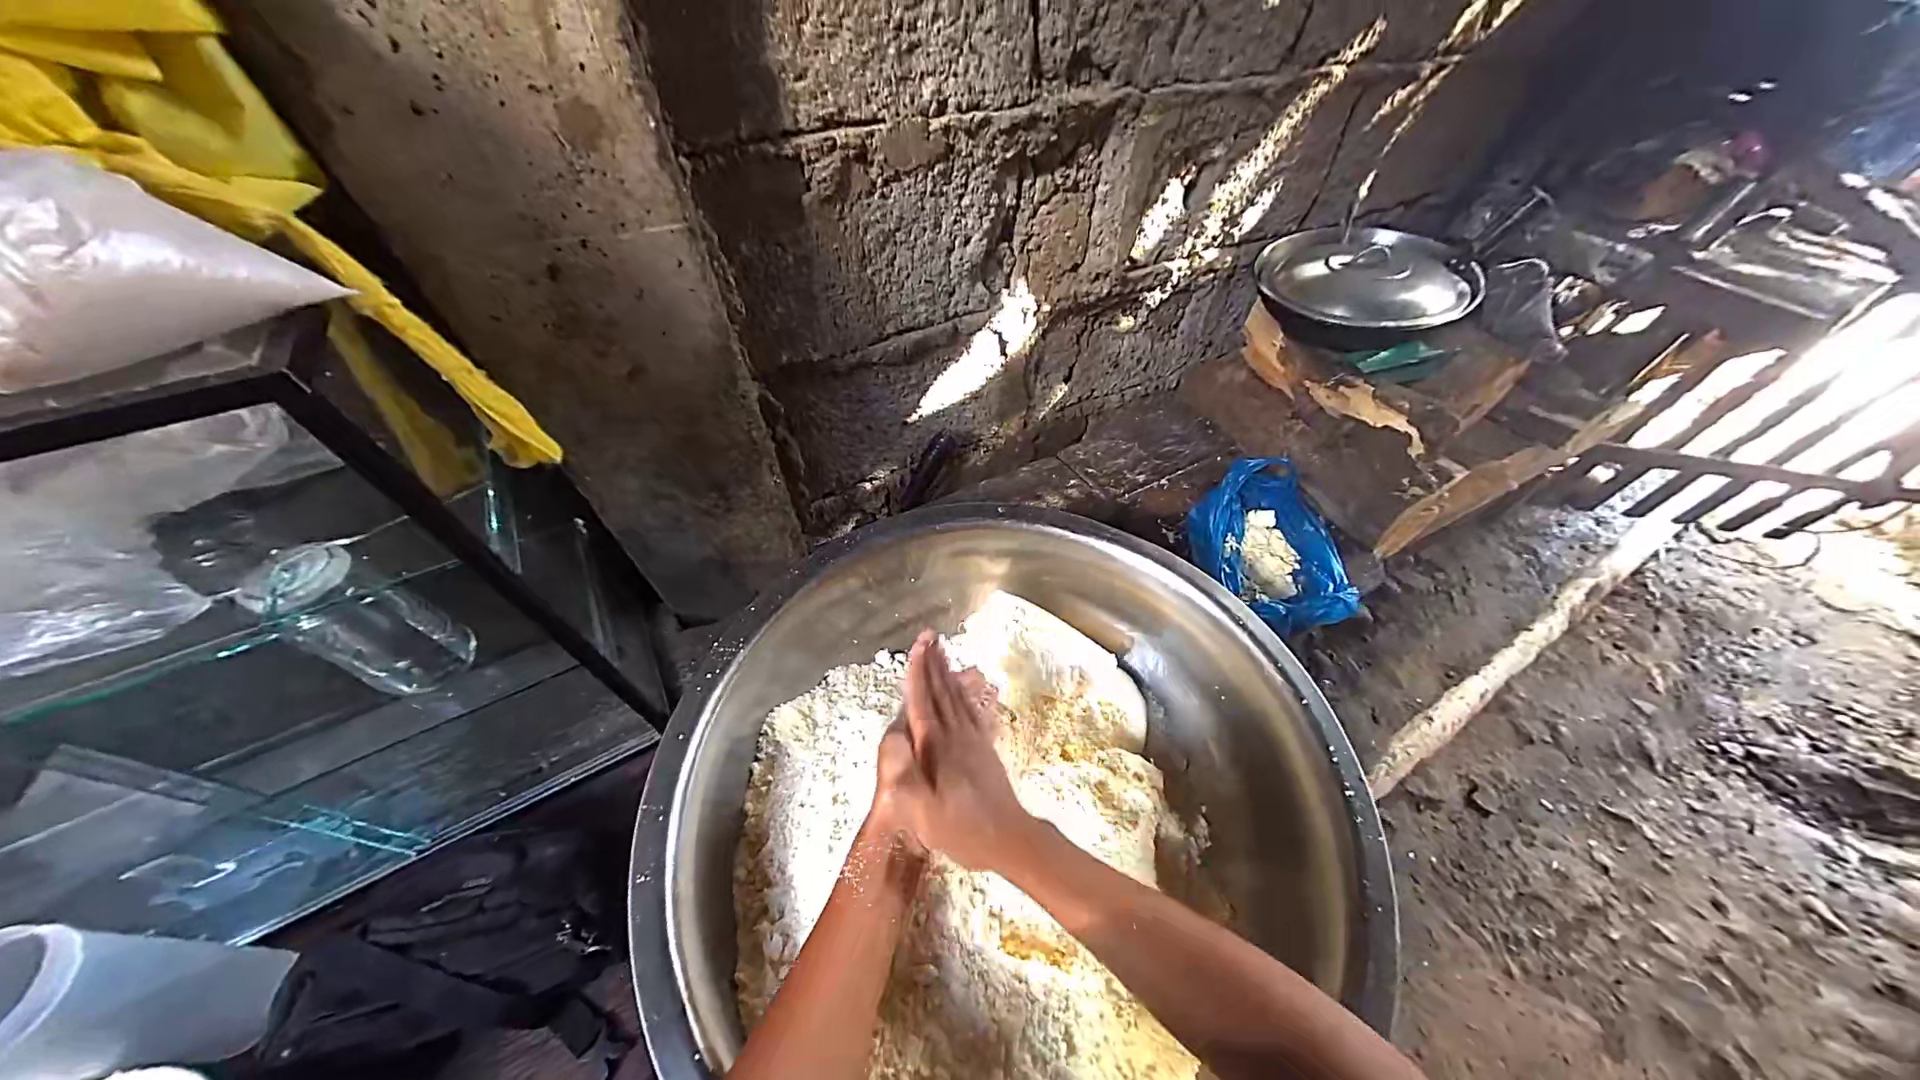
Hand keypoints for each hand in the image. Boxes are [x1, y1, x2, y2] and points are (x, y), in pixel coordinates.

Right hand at [882, 631, 1036, 872]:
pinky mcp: (984, 748)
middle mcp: (955, 736)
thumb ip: (905, 777)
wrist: (1009, 838)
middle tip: (929, 635)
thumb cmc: (962, 831)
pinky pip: (972, 710)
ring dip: (947, 672)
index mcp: (937, 748)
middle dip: (933, 662)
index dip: (917, 673)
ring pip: (956, 696)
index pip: (922, 703)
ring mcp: (973, 740)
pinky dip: (965, 692)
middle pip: (941, 691)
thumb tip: (892, 739)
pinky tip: (967, 685)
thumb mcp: (924, 814)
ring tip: (941, 651)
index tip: (917, 646)